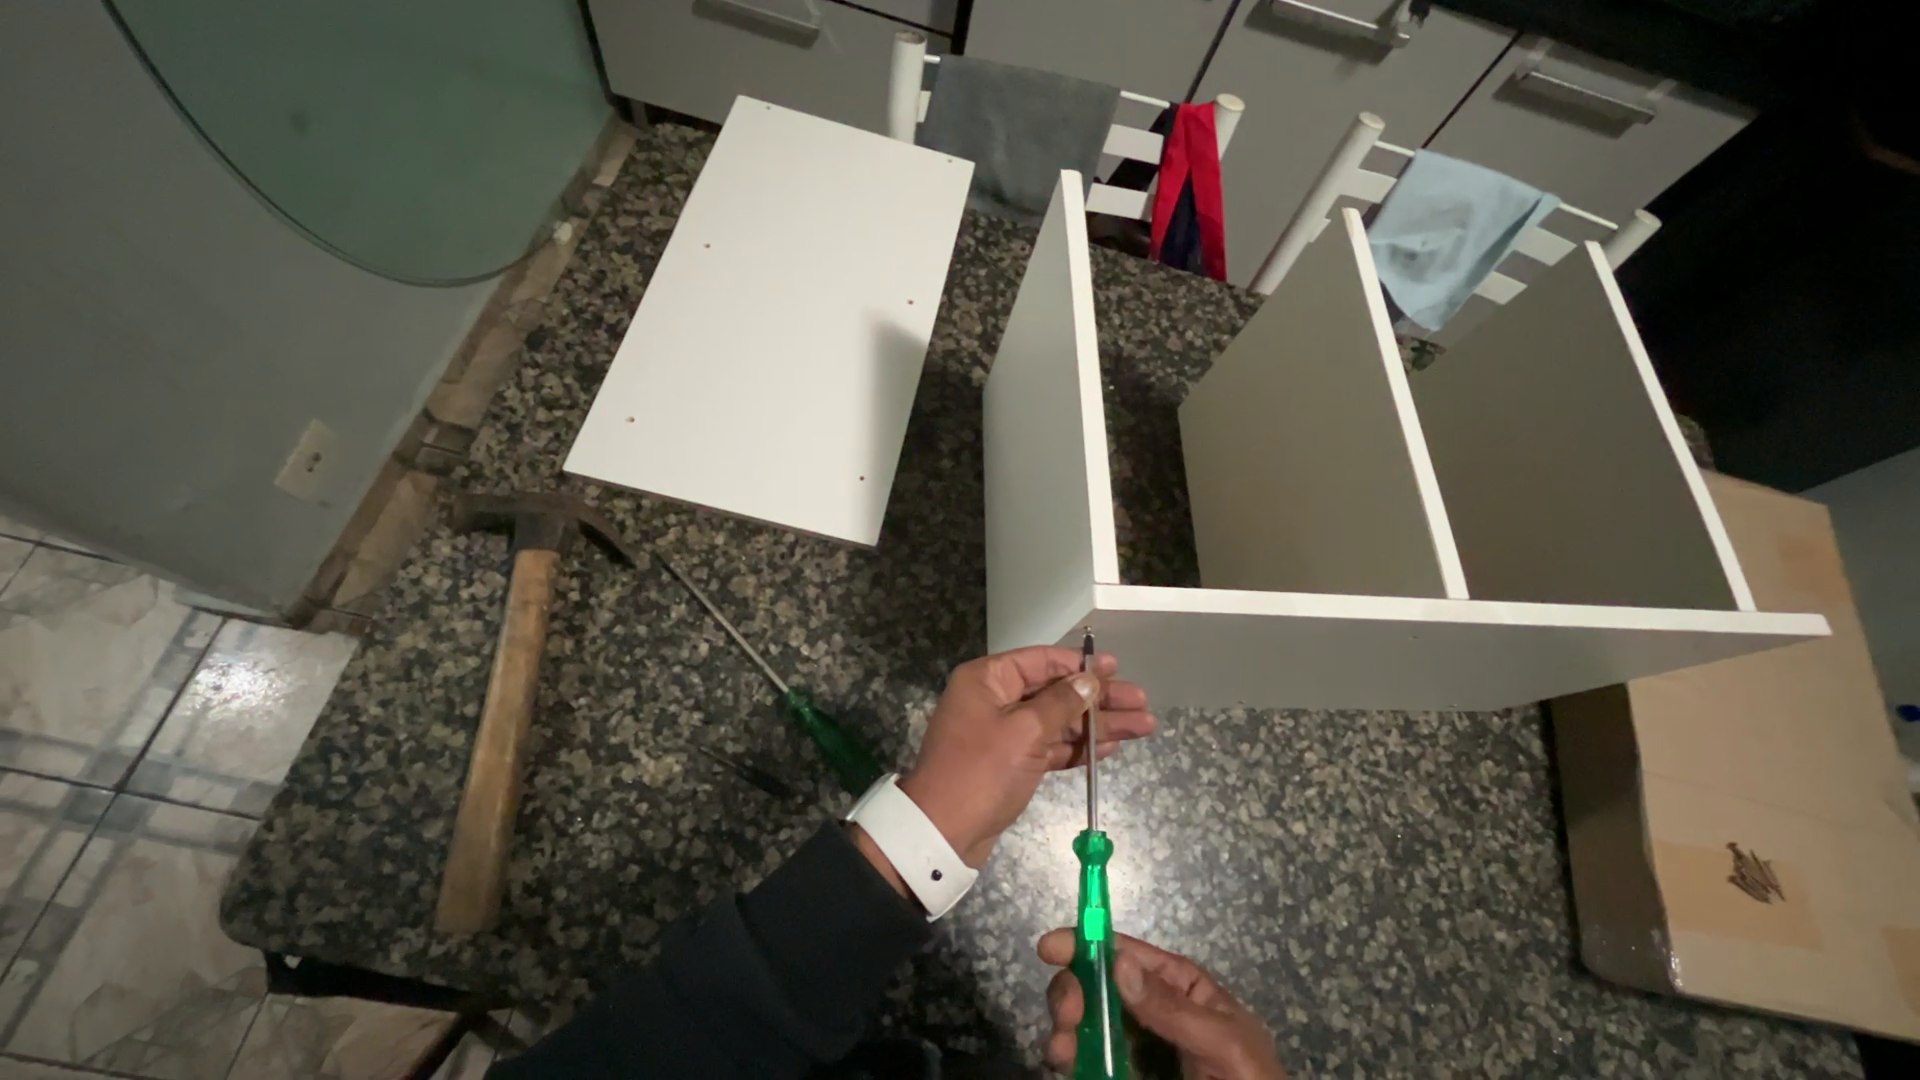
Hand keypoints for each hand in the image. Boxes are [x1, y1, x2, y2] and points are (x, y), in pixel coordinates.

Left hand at [899, 646, 1153, 866]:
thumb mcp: (1025, 732)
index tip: (1117, 668)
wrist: (944, 833)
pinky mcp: (1012, 763)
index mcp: (988, 679)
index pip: (1041, 661)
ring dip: (1097, 725)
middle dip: (1099, 699)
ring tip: (1143, 726)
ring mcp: (1003, 733)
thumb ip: (1061, 703)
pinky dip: (1078, 748)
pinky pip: (1050, 747)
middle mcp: (994, 699)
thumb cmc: (982, 771)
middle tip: (1142, 702)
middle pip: (1055, 692)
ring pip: (1058, 721)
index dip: (1080, 665)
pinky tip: (1110, 748)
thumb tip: (1089, 680)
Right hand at [1038, 929, 1286, 1079]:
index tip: (1048, 948)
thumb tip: (1118, 961)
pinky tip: (1068, 1063)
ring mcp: (1134, 1045)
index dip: (1084, 941)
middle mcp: (1148, 1007)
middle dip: (1071, 990)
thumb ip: (1172, 1006)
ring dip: (1064, 1027)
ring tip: (1061, 1052)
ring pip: (1084, 1020)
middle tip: (1065, 1016)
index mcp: (1176, 984)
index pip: (1125, 951)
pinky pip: (1088, 1057)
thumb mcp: (1222, 1041)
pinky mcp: (1123, 1074)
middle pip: (1095, 983)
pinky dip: (1071, 1056)